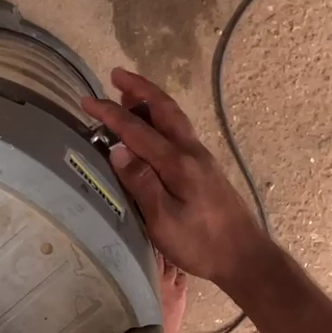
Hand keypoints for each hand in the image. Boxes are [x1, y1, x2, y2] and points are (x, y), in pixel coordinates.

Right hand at [81, 69, 276, 288]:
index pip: (138, 130)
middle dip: (140, 89)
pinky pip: (181, 133)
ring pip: (175, 119)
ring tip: (130, 97)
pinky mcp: (207, 172)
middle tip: (116, 76)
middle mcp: (192, 153)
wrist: (245, 256)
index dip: (111, 114)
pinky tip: (155, 132)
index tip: (86, 101)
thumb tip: (117, 149)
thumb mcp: (164, 221)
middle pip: (165, 110)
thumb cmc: (202, 244)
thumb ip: (142, 184)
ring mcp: (202, 161)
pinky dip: (163, 120)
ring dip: (152, 102)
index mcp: (178, 163)